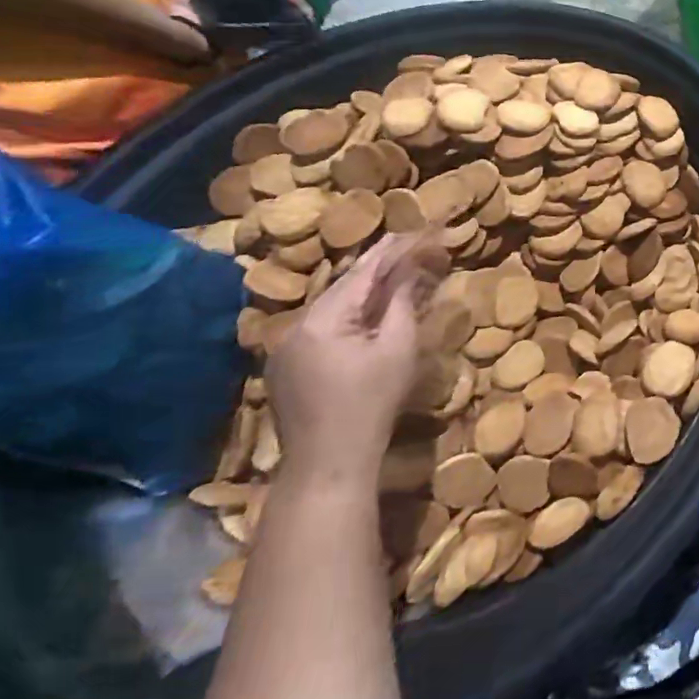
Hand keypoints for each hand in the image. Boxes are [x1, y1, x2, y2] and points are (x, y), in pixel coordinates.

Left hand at [266, 234, 440, 486]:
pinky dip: (345, 318)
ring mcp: (285, 347)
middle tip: (405, 249)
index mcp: (322, 318)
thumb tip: (408, 273)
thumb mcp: (397, 351)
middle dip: (376, 270)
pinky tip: (363, 318)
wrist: (328, 466)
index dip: (391, 252)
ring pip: (329, 308)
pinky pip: (319, 330)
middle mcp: (296, 325)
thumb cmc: (371, 407)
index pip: (361, 273)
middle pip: (342, 288)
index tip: (413, 233)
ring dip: (360, 294)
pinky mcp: (285, 368)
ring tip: (390, 278)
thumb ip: (402, 305)